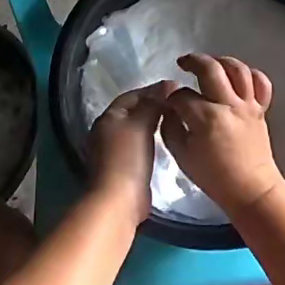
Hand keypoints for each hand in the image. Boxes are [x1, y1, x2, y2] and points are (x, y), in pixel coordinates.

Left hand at [89, 81, 177, 216]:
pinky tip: (165, 142)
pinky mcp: (123, 167)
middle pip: (132, 112)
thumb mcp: (140, 124)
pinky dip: (151, 140)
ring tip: (175, 120)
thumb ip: (153, 104)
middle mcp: (107, 131)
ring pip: (136, 129)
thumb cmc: (127, 157)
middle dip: (153, 106)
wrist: (118, 199)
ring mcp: (114, 150)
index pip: (131, 96)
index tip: (175, 89)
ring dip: (153, 123)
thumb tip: (168, 85)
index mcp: (108, 117)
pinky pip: (139, 146)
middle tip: (178, 104)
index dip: (152, 90)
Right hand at [161, 54, 284, 210]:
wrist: (252, 190)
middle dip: (192, 61)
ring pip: (237, 69)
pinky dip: (250, 75)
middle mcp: (228, 105)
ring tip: (210, 64)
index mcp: (206, 118)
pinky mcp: (260, 110)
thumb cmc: (213, 177)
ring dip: (221, 61)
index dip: (170, 96)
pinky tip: (238, 77)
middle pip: (210, 68)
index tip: (165, 101)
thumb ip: (170, 127)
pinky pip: (261, 83)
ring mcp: (248, 106)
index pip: (181, 95)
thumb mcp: (181, 155)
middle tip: (182, 63)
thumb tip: (169, 109)